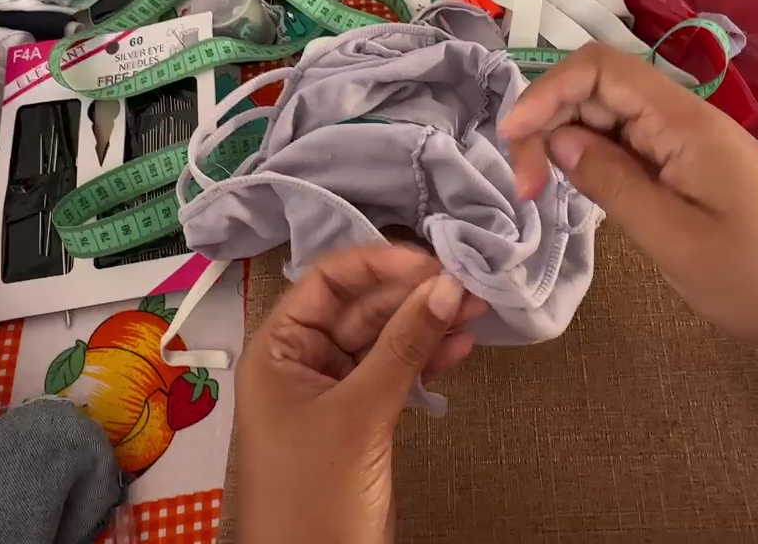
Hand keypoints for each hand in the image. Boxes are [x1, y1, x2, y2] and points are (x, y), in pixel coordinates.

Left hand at [236, 246, 489, 543]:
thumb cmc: (313, 495)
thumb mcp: (358, 414)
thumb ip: (403, 345)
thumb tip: (448, 285)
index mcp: (279, 347)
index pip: (328, 281)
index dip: (378, 263)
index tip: (430, 261)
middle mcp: (304, 358)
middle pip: (364, 307)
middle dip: (414, 295)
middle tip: (467, 284)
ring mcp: (336, 388)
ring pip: (386, 338)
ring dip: (429, 323)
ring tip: (478, 308)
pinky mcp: (364, 416)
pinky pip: (397, 371)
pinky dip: (428, 358)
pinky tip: (462, 346)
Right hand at [500, 44, 757, 352]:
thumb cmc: (757, 277)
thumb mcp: (673, 239)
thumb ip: (610, 182)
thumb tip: (557, 140)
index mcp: (682, 120)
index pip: (599, 69)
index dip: (546, 91)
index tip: (511, 140)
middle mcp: (681, 116)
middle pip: (597, 89)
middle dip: (549, 123)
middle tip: (527, 187)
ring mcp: (685, 137)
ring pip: (607, 114)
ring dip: (567, 141)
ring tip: (544, 190)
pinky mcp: (687, 160)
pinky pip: (627, 141)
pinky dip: (594, 157)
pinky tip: (582, 187)